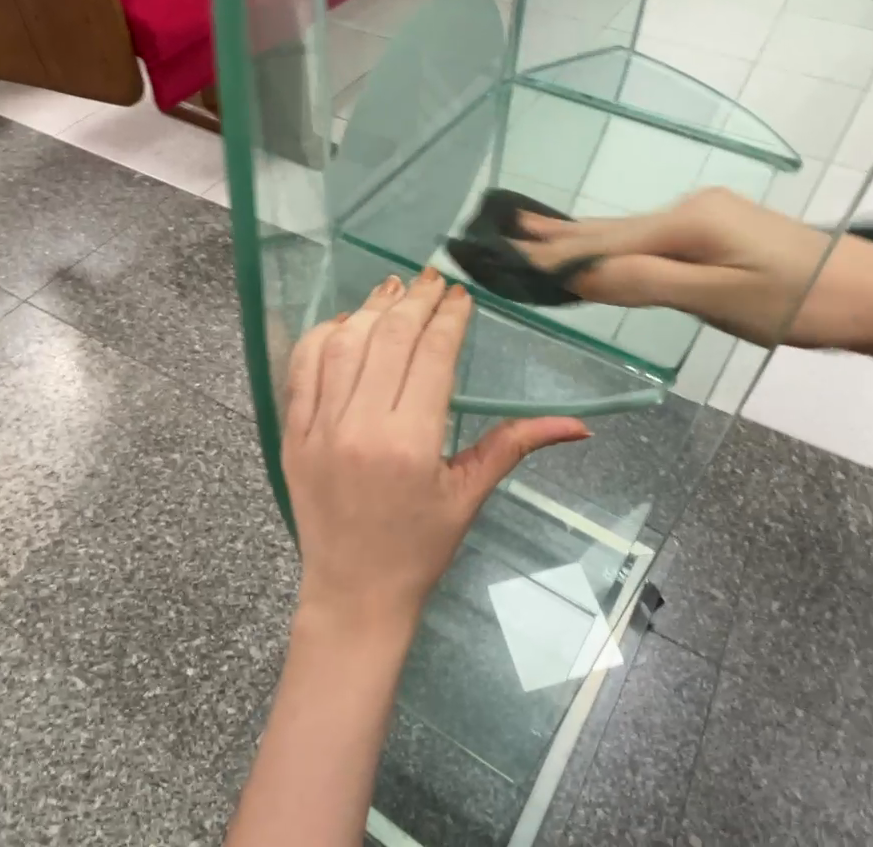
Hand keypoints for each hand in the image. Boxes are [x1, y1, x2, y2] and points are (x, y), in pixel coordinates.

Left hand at [282, 269, 590, 635]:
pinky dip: (322, 337)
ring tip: (394, 289)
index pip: (432, 357)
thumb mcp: (469, 495)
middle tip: (434, 280)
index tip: (461, 296)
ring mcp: (318, 429)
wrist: (354, 593)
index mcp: (410, 443)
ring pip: (343, 345)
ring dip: (370, 310)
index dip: (449, 319)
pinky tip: (345, 324)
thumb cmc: (420, 548)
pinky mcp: (292, 435)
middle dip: (416, 302)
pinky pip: (303, 369)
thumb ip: (515, 446)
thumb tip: (580, 425)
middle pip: (389, 340)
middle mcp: (360, 427)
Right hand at [514, 187, 872, 352]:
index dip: (554, 253)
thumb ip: (647, 283)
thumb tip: (579, 277)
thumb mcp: (720, 298)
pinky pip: (653, 238)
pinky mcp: (722, 231)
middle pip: (611, 229)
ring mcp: (708, 216)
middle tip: (508, 229)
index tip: (507, 255)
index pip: (602, 242)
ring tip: (538, 233)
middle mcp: (690, 209)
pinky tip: (604, 246)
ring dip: (583, 238)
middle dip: (558, 235)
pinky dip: (617, 245)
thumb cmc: (802, 304)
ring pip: (631, 232)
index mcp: (686, 223)